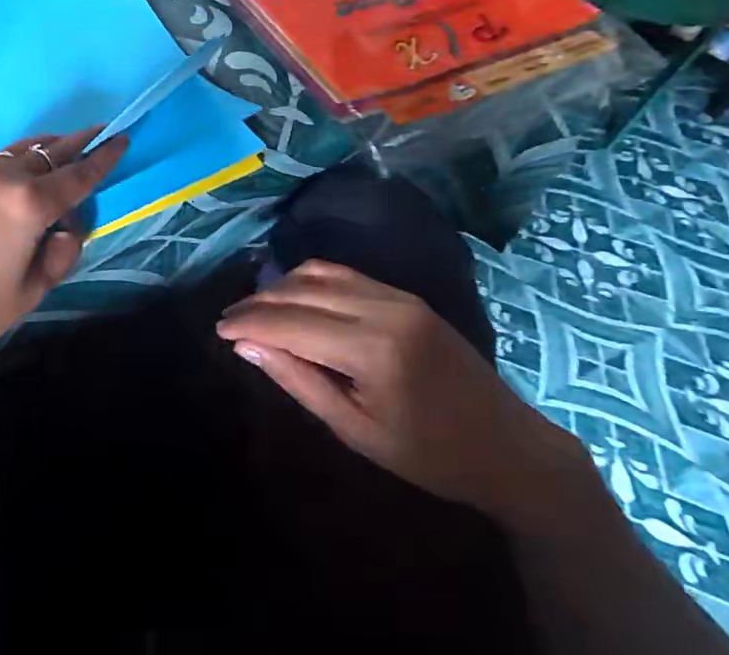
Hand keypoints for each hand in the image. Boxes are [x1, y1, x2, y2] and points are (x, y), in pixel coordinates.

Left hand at [0, 128, 127, 456]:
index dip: (104, 159)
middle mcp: (3, 178)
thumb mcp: (28, 292)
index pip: (78, 175)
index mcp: (29, 203)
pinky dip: (22, 160)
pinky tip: (27, 174)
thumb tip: (64, 232)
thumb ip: (57, 256)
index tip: (123, 140)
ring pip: (22, 152)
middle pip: (50, 153)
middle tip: (100, 135)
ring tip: (66, 150)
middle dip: (77, 145)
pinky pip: (0, 163)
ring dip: (48, 150)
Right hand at [215, 261, 589, 529]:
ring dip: (280, 287)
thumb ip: (298, 381)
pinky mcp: (406, 296)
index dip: (248, 323)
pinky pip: (344, 274)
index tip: (217, 329)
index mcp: (373, 351)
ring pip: (319, 274)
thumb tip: (246, 345)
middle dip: (257, 303)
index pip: (291, 323)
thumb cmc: (430, 455)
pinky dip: (309, 281)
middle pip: (300, 290)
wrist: (511, 449)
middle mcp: (384, 310)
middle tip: (228, 320)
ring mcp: (398, 297)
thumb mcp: (355, 430)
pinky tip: (293, 296)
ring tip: (254, 309)